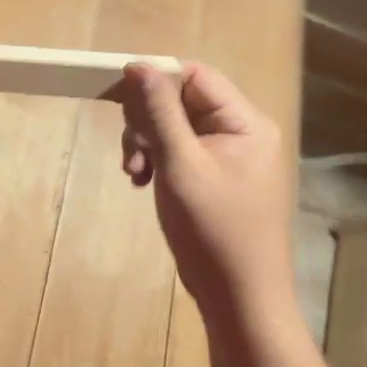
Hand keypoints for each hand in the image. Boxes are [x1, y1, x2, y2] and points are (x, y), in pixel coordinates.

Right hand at [117, 61, 294, 316]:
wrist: (239, 301)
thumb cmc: (213, 230)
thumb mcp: (180, 164)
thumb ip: (159, 111)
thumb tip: (138, 65)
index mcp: (246, 123)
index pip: (196, 76)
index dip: (157, 79)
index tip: (119, 96)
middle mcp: (243, 132)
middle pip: (183, 100)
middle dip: (148, 120)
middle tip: (131, 150)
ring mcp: (230, 156)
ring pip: (175, 125)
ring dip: (147, 142)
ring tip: (133, 172)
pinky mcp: (216, 176)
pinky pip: (179, 149)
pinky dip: (157, 159)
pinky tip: (141, 181)